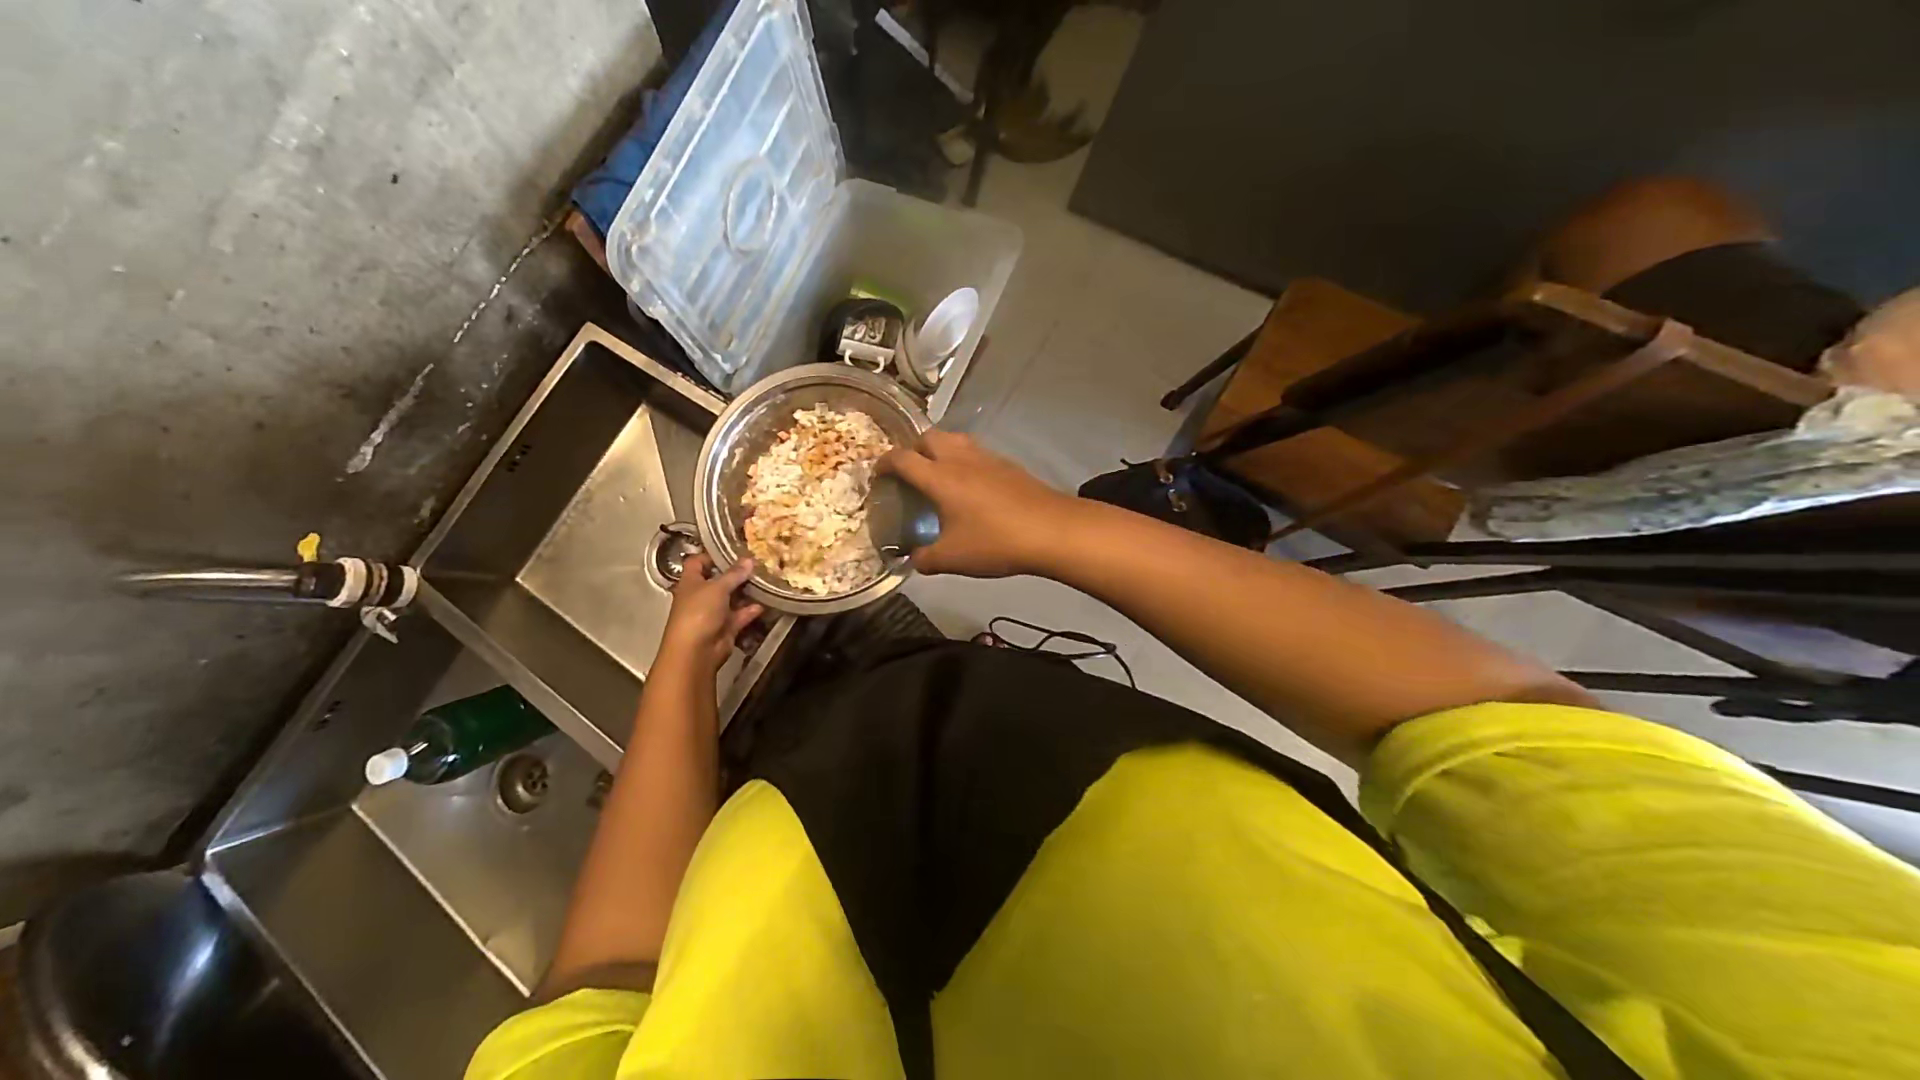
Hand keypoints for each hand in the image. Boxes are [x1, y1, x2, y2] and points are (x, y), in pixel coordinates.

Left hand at [657, 554, 763, 677]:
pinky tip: (764, 603)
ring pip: (731, 599)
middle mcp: (700, 596)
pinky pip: (739, 616)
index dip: (710, 555)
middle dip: (735, 574)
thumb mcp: (717, 587)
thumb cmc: (699, 612)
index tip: (731, 549)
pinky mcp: (724, 628)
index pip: (696, 562)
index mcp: (690, 582)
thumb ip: (734, 574)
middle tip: (755, 564)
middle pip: (717, 580)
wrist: (696, 651)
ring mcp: (712, 613)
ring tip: (764, 580)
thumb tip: (748, 560)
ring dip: (745, 592)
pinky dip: (749, 611)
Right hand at [879, 430, 1079, 577]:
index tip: (877, 475)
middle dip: (913, 449)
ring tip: (938, 477)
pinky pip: (976, 454)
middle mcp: (961, 459)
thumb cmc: (996, 542)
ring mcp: (988, 458)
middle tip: (910, 474)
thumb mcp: (953, 558)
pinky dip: (964, 462)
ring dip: (941, 451)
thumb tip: (913, 559)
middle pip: (929, 437)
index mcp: (940, 477)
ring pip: (956, 440)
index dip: (884, 463)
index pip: (902, 458)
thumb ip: (926, 558)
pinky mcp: (1009, 465)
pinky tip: (970, 489)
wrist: (1052, 531)